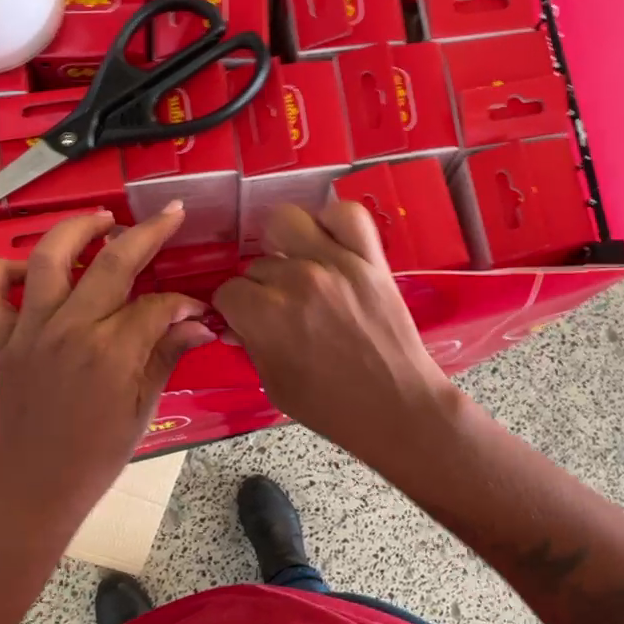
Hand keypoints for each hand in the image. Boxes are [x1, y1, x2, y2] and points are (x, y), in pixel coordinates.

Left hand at [0, 204, 214, 516]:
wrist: (36, 485)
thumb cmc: (97, 455)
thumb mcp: (143, 408)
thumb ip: (166, 357)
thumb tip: (199, 324)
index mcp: (113, 352)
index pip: (156, 305)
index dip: (182, 302)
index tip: (196, 308)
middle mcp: (71, 329)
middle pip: (112, 263)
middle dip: (148, 233)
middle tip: (170, 215)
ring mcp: (30, 330)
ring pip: (50, 258)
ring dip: (78, 229)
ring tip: (102, 219)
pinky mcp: (1, 340)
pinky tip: (26, 268)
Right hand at [213, 202, 460, 460]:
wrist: (395, 407)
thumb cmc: (331, 408)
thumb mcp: (275, 385)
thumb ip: (252, 346)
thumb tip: (236, 325)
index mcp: (267, 316)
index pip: (229, 292)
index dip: (234, 311)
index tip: (246, 322)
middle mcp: (298, 280)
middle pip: (257, 264)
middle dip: (260, 288)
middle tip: (277, 309)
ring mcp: (337, 264)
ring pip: (287, 222)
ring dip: (282, 244)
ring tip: (294, 266)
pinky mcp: (370, 260)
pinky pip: (346, 215)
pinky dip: (332, 223)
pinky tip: (328, 245)